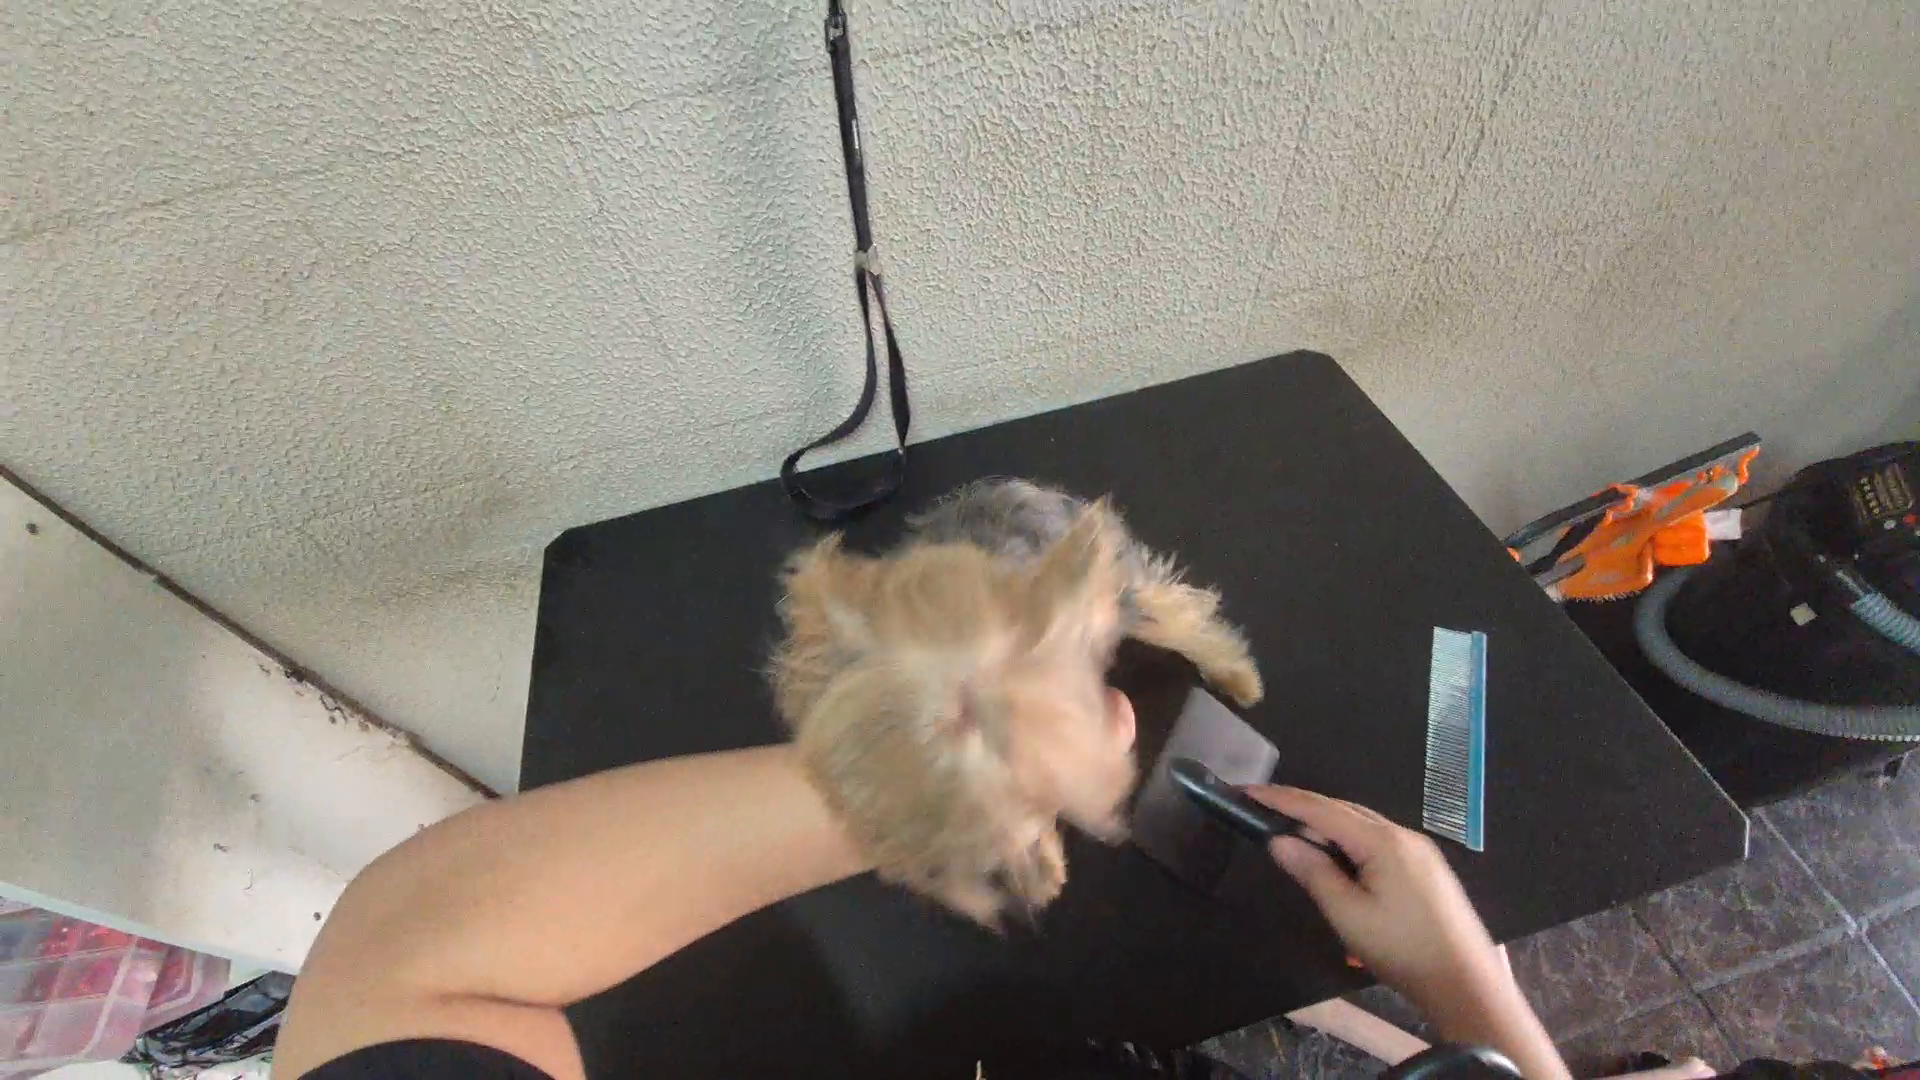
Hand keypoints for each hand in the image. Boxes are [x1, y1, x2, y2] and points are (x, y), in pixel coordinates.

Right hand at [1247, 786, 1505, 1010]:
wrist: (1470, 990)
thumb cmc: (1403, 950)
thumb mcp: (1348, 914)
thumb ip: (1312, 871)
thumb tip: (1279, 840)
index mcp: (1382, 841)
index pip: (1320, 808)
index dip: (1280, 799)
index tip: (1247, 791)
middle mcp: (1402, 835)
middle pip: (1341, 809)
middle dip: (1300, 806)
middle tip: (1263, 810)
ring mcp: (1418, 851)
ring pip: (1360, 823)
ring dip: (1323, 822)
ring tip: (1292, 832)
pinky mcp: (1426, 868)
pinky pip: (1376, 838)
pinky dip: (1346, 838)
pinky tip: (1334, 854)